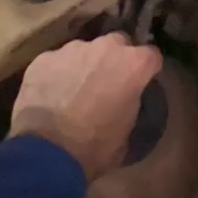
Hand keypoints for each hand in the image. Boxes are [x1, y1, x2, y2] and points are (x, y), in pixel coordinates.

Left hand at [10, 32, 162, 178]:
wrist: (46, 154)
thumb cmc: (94, 148)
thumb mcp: (126, 132)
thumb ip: (131, 104)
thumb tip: (126, 100)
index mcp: (134, 65)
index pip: (152, 56)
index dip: (146, 70)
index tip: (141, 82)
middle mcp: (106, 47)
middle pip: (118, 43)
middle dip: (115, 59)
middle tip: (106, 83)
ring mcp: (73, 49)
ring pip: (84, 50)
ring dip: (84, 65)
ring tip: (73, 90)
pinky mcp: (45, 57)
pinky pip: (56, 62)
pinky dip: (56, 74)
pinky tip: (49, 95)